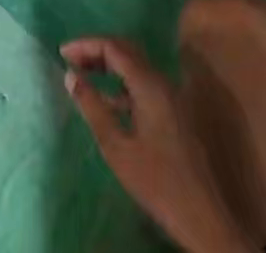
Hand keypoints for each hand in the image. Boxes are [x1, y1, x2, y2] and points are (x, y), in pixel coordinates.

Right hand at [61, 37, 251, 252]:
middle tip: (70, 60)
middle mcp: (164, 84)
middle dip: (96, 50)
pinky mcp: (175, 114)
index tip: (62, 54)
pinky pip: (144, 84)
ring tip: (83, 75)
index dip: (85, 45)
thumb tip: (70, 75)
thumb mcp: (115, 145)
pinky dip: (121, 83)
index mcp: (150, 87)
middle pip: (127, 51)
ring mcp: (173, 99)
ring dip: (108, 65)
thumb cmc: (156, 181)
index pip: (114, 47)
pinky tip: (107, 101)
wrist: (204, 220)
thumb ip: (91, 105)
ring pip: (136, 67)